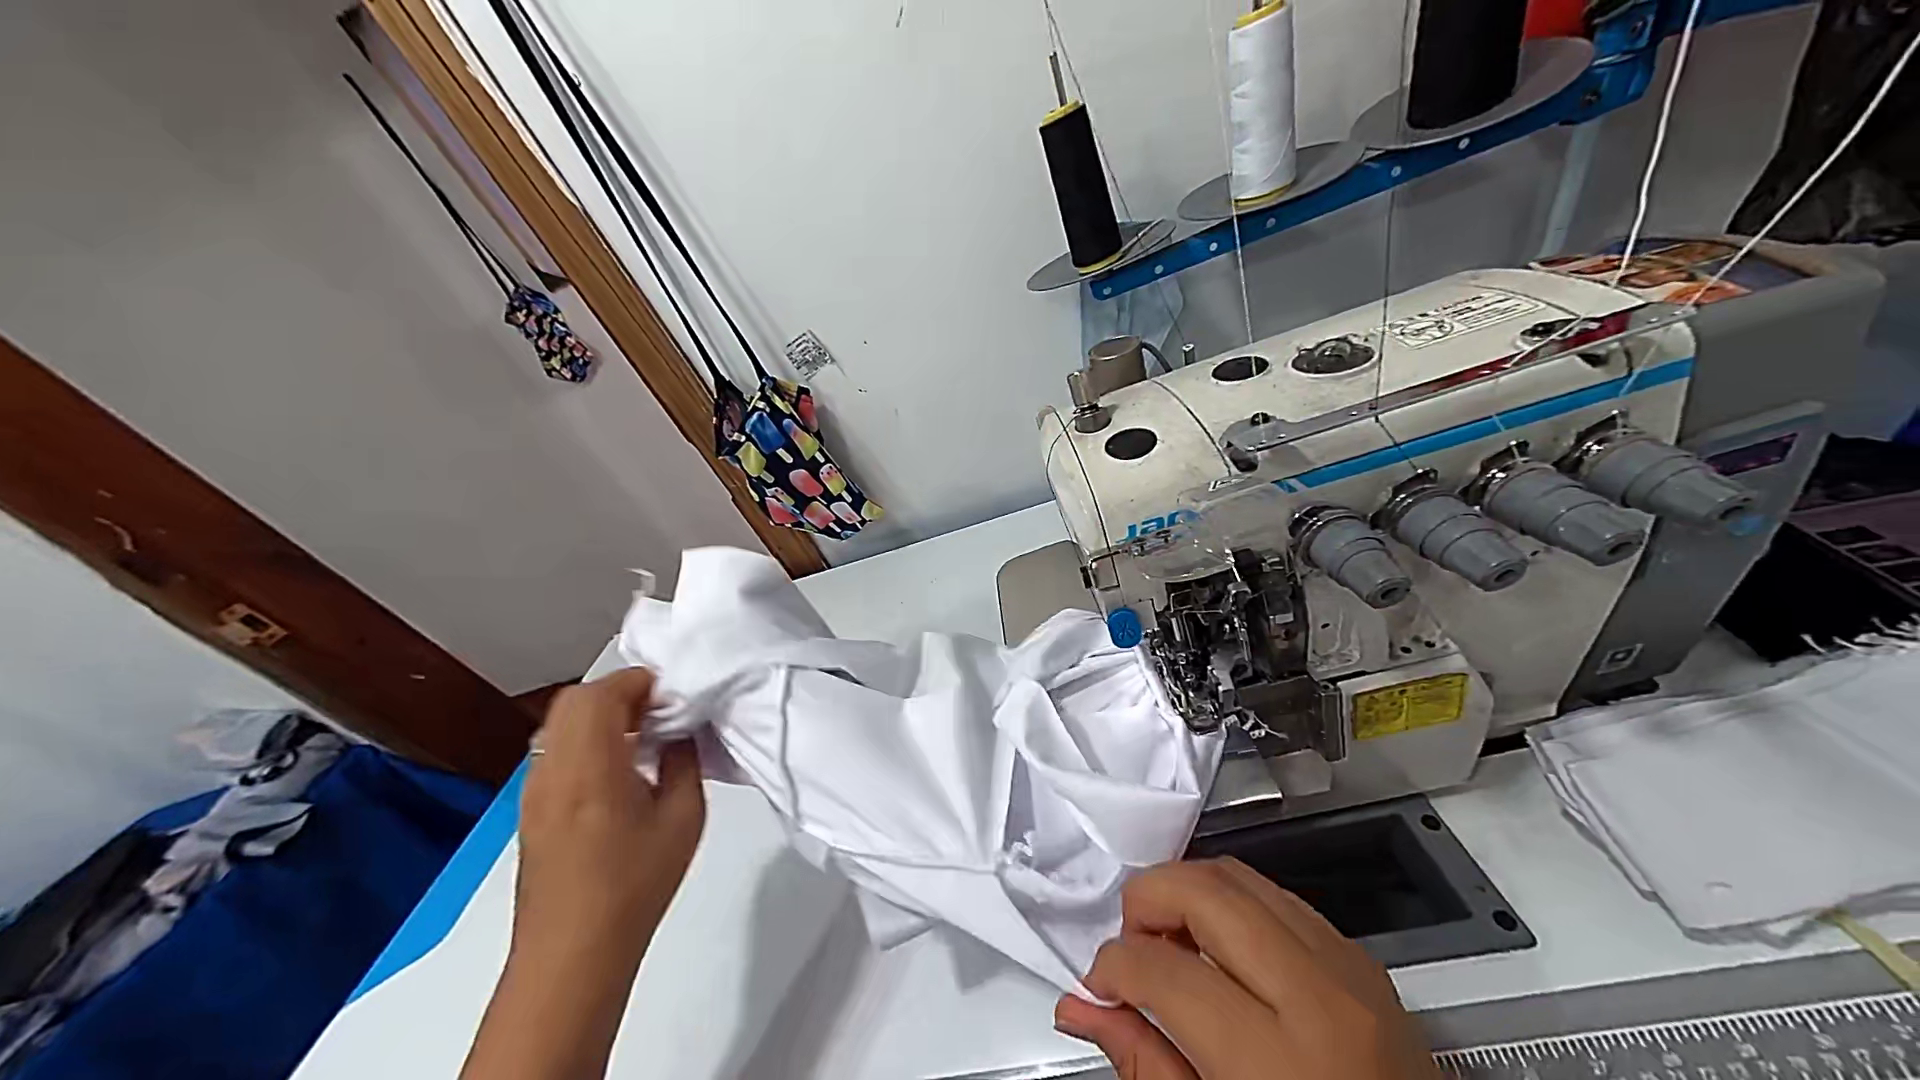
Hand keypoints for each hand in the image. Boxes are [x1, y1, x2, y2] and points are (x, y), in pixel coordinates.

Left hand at [512, 667, 705, 975]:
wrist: (573, 952)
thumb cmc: (634, 885)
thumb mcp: (684, 818)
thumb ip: (685, 762)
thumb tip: (681, 733)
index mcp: (590, 767)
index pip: (602, 694)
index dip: (639, 682)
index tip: (672, 694)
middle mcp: (553, 769)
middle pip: (574, 700)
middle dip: (619, 691)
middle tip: (658, 709)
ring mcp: (534, 788)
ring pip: (560, 723)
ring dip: (600, 714)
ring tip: (642, 734)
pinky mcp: (530, 807)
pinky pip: (555, 749)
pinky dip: (585, 738)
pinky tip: (617, 767)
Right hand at [1054, 858, 1440, 1079]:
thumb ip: (1144, 1064)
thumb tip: (1080, 1007)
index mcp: (1279, 1064)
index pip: (1165, 970)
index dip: (1113, 966)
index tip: (1101, 984)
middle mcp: (1321, 998)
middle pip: (1203, 891)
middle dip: (1146, 901)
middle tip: (1131, 949)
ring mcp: (1349, 970)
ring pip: (1236, 875)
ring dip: (1185, 894)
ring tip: (1170, 945)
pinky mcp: (1362, 960)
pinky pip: (1274, 894)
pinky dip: (1228, 903)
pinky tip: (1217, 949)